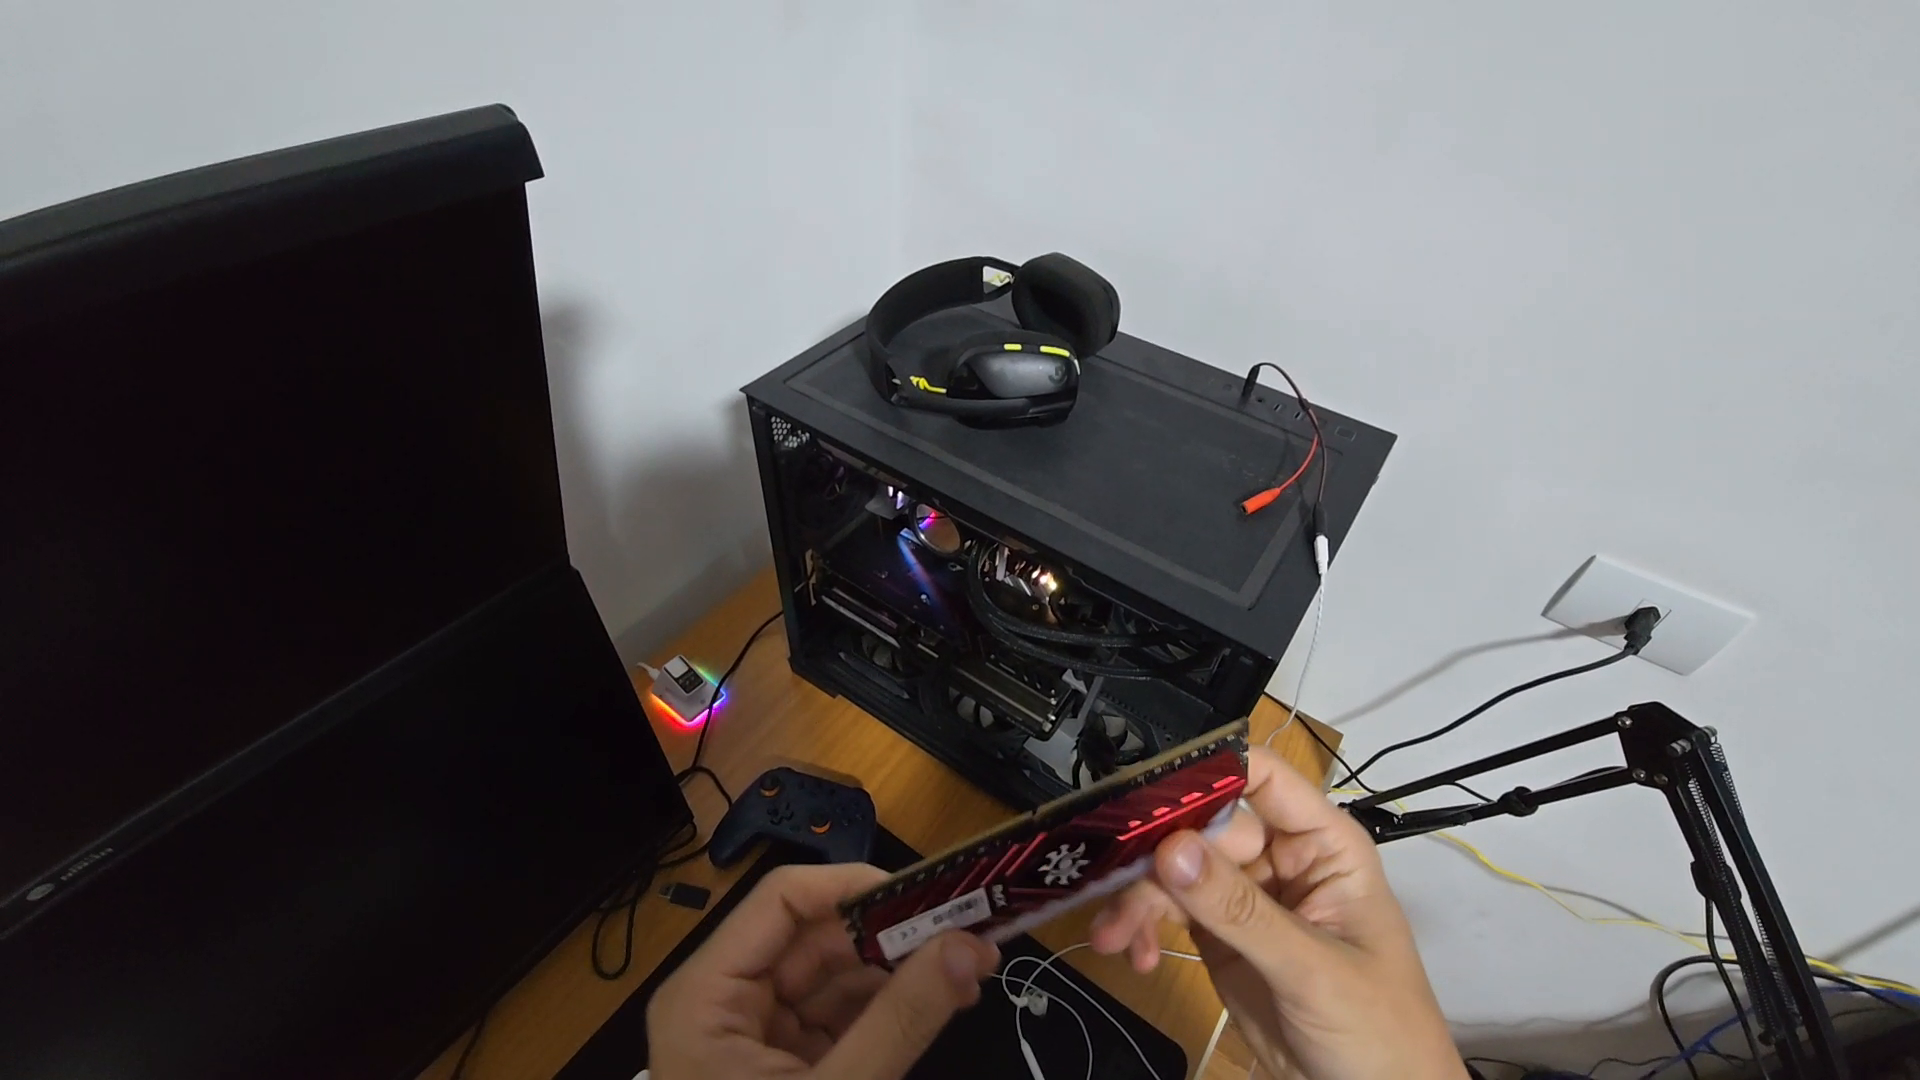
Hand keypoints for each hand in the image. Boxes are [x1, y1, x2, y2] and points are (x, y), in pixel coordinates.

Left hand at [646, 863, 999, 1079]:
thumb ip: (901, 1020)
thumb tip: (969, 948)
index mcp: (708, 992)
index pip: (783, 900)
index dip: (853, 885)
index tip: (925, 894)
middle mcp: (728, 997)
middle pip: (816, 937)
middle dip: (892, 934)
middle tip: (966, 930)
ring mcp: (756, 1031)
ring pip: (836, 972)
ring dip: (900, 968)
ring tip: (968, 965)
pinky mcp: (784, 1062)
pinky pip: (841, 1012)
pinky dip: (889, 1004)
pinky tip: (938, 997)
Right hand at [1088, 747, 1465, 1079]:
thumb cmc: (1379, 1033)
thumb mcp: (1313, 970)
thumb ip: (1240, 910)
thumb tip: (1170, 848)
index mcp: (1318, 842)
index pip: (1260, 778)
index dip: (1208, 771)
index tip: (1147, 788)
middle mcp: (1276, 854)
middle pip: (1200, 825)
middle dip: (1153, 853)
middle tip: (1108, 880)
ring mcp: (1243, 892)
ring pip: (1175, 867)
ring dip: (1138, 897)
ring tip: (1112, 935)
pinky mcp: (1216, 930)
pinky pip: (1168, 908)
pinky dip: (1144, 926)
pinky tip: (1135, 953)